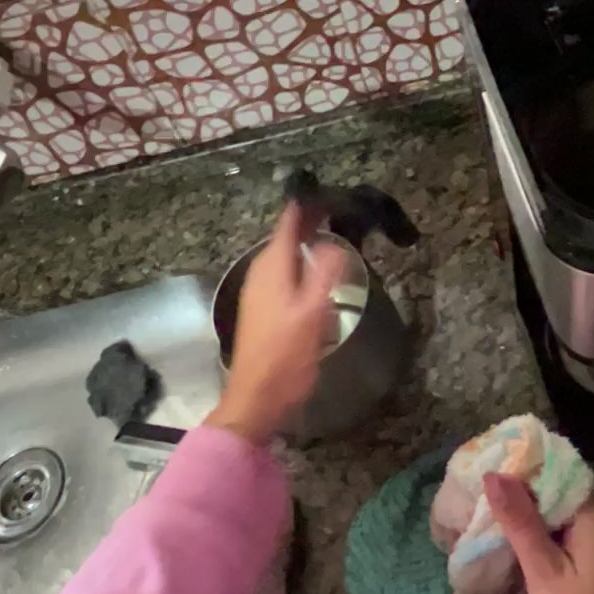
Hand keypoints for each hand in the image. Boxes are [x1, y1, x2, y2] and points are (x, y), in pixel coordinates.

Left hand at [205, 202, 348, 444]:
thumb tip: (334, 243)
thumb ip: (324, 276)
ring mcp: (258, 293)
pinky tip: (314, 273)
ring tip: (329, 235)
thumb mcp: (312, 315)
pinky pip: (282, 274)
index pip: (286, 225)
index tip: (326, 193)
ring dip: (302, 244)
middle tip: (336, 212)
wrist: (256, 399)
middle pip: (283, 238)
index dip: (305, 207)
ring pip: (282, 257)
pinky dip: (298, 264)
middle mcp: (260, 275)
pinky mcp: (261, 310)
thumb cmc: (285, 357)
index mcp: (271, 270)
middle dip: (307, 223)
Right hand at [484, 473, 593, 593]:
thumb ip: (519, 521)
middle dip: (531, 513)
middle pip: (562, 501)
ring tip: (513, 545)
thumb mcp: (543, 574)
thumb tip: (494, 474)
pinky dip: (564, 546)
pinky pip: (586, 539)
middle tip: (497, 528)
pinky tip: (543, 563)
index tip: (493, 502)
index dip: (520, 489)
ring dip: (546, 532)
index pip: (553, 482)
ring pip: (572, 521)